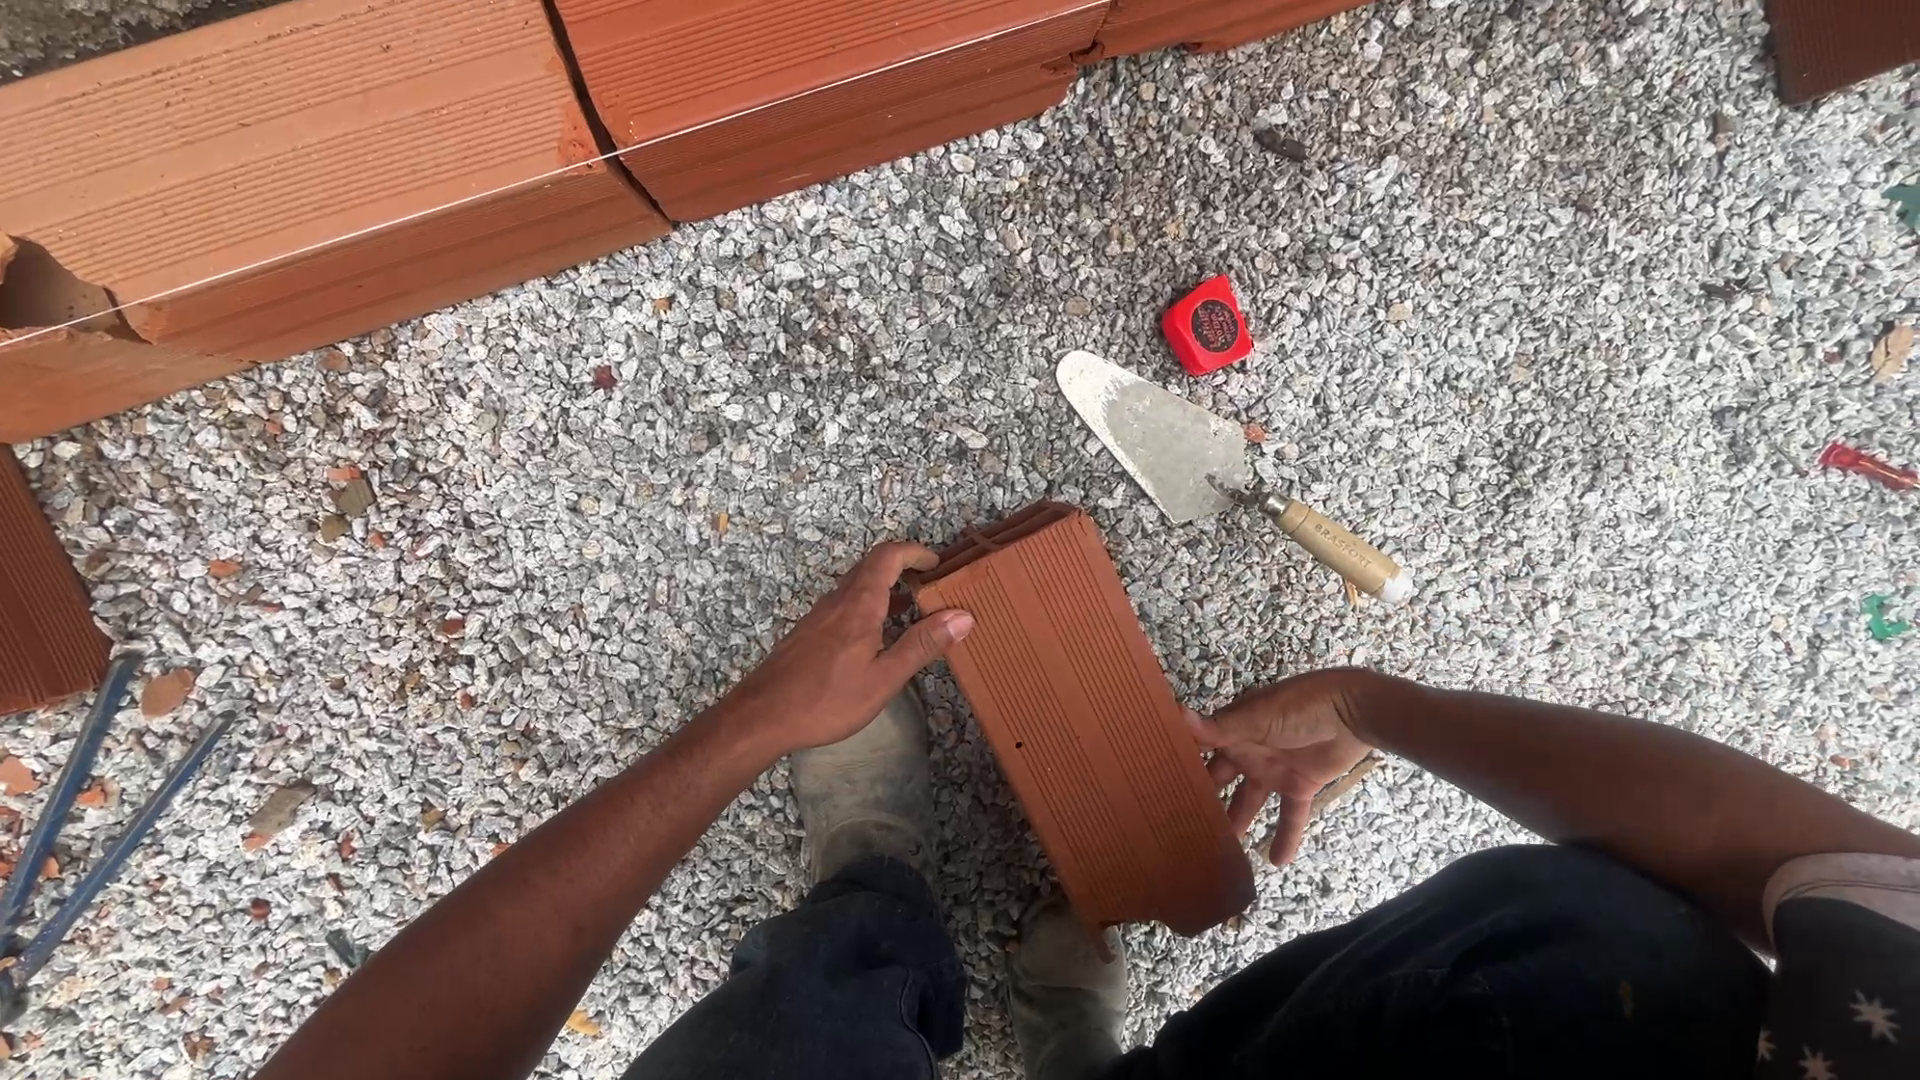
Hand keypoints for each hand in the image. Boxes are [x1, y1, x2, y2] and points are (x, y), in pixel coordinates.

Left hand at [723, 542, 973, 755]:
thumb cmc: (827, 699)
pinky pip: (846, 605)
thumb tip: (963, 617)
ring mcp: (820, 616)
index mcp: (859, 604)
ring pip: (857, 586)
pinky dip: (870, 606)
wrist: (761, 716)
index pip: (888, 556)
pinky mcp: (809, 632)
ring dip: (887, 588)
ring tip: (914, 611)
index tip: (938, 564)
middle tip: (932, 586)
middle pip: (872, 566)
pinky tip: (878, 637)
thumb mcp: (884, 678)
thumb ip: (922, 645)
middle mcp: (838, 601)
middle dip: (904, 568)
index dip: (915, 552)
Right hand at [1186, 669, 1381, 865]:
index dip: (1181, 764)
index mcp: (1233, 730)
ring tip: (1221, 850)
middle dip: (1204, 797)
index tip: (1156, 785)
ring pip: (1249, 801)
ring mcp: (1273, 770)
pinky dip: (1285, 837)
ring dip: (1238, 821)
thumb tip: (1176, 713)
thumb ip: (1218, 727)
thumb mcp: (1256, 718)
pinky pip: (1289, 816)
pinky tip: (1276, 862)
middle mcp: (1248, 751)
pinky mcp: (1300, 786)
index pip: (1200, 748)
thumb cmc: (1298, 708)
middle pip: (1220, 779)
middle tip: (1180, 822)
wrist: (1353, 712)